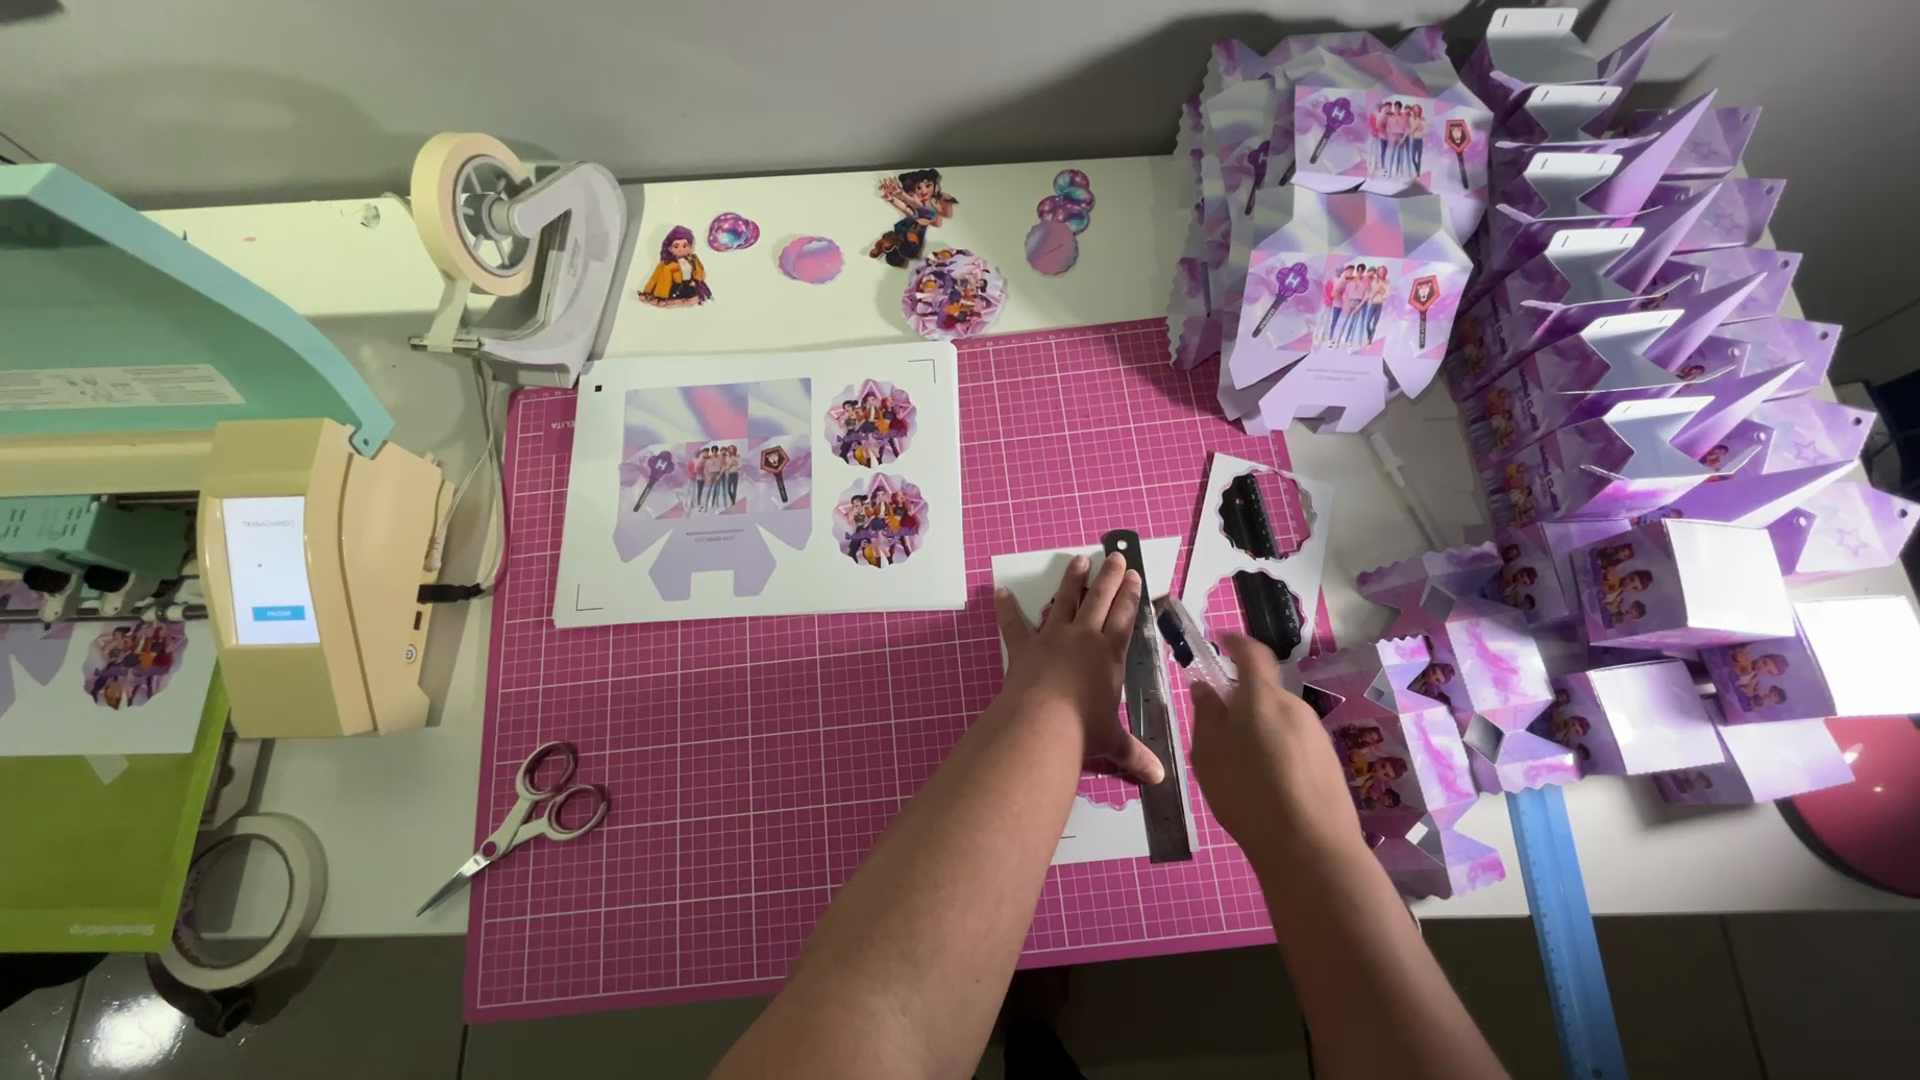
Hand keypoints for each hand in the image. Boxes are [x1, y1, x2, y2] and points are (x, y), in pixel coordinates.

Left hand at [994, 553, 1164, 783]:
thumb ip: (1135, 755)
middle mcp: (1083, 638)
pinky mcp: (1023, 647)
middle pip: (1100, 599)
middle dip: (1109, 577)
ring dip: (1072, 580)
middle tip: (1115, 557)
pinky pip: (1013, 624)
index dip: (1131, 595)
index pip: (1125, 617)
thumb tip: (1159, 778)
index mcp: (1110, 654)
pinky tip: (999, 590)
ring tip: (1078, 561)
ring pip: (1064, 601)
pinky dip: (1005, 608)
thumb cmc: (1083, 731)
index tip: (1135, 576)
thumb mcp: (1113, 743)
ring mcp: (1051, 638)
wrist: (1041, 726)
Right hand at [1190, 634, 1363, 864]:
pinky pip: (1295, 741)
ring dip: (1260, 727)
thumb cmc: (1247, 794)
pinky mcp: (1330, 760)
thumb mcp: (1208, 754)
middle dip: (1242, 699)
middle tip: (1219, 728)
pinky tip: (1268, 783)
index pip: (1252, 653)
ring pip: (1279, 718)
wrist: (1311, 847)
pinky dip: (1278, 748)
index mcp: (1261, 697)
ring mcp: (1316, 733)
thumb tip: (1205, 687)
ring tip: (1241, 765)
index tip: (1221, 639)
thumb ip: (1206, 715)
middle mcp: (1294, 707)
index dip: (1236, 642)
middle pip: (1264, 690)